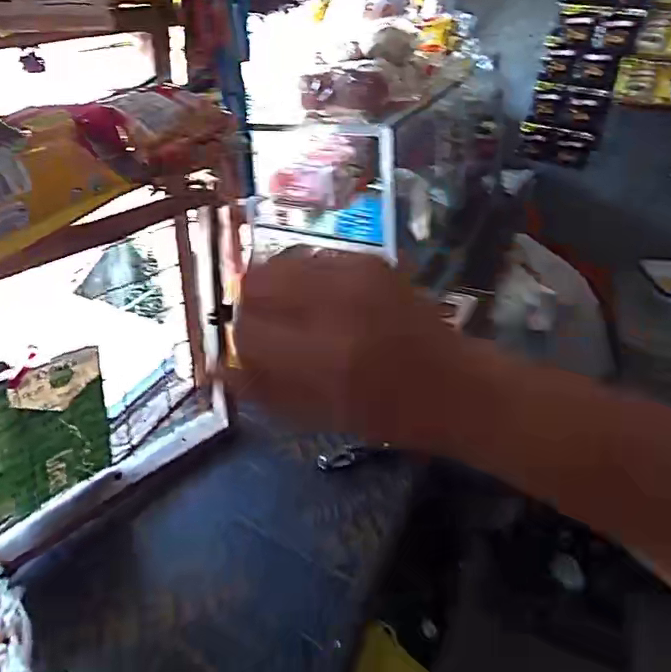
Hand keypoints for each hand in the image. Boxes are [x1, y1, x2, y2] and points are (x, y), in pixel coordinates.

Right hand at [228, 247, 460, 446]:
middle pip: (254, 283)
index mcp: (324, 356)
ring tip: (292, 312)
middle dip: (250, 308)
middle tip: (267, 329)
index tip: (251, 354)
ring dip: (273, 288)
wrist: (454, 382)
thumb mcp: (321, 414)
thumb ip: (263, 388)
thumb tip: (216, 368)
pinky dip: (301, 277)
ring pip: (276, 263)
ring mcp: (353, 272)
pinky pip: (308, 257)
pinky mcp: (366, 257)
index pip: (248, 332)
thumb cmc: (388, 412)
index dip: (241, 344)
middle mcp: (335, 303)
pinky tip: (319, 299)